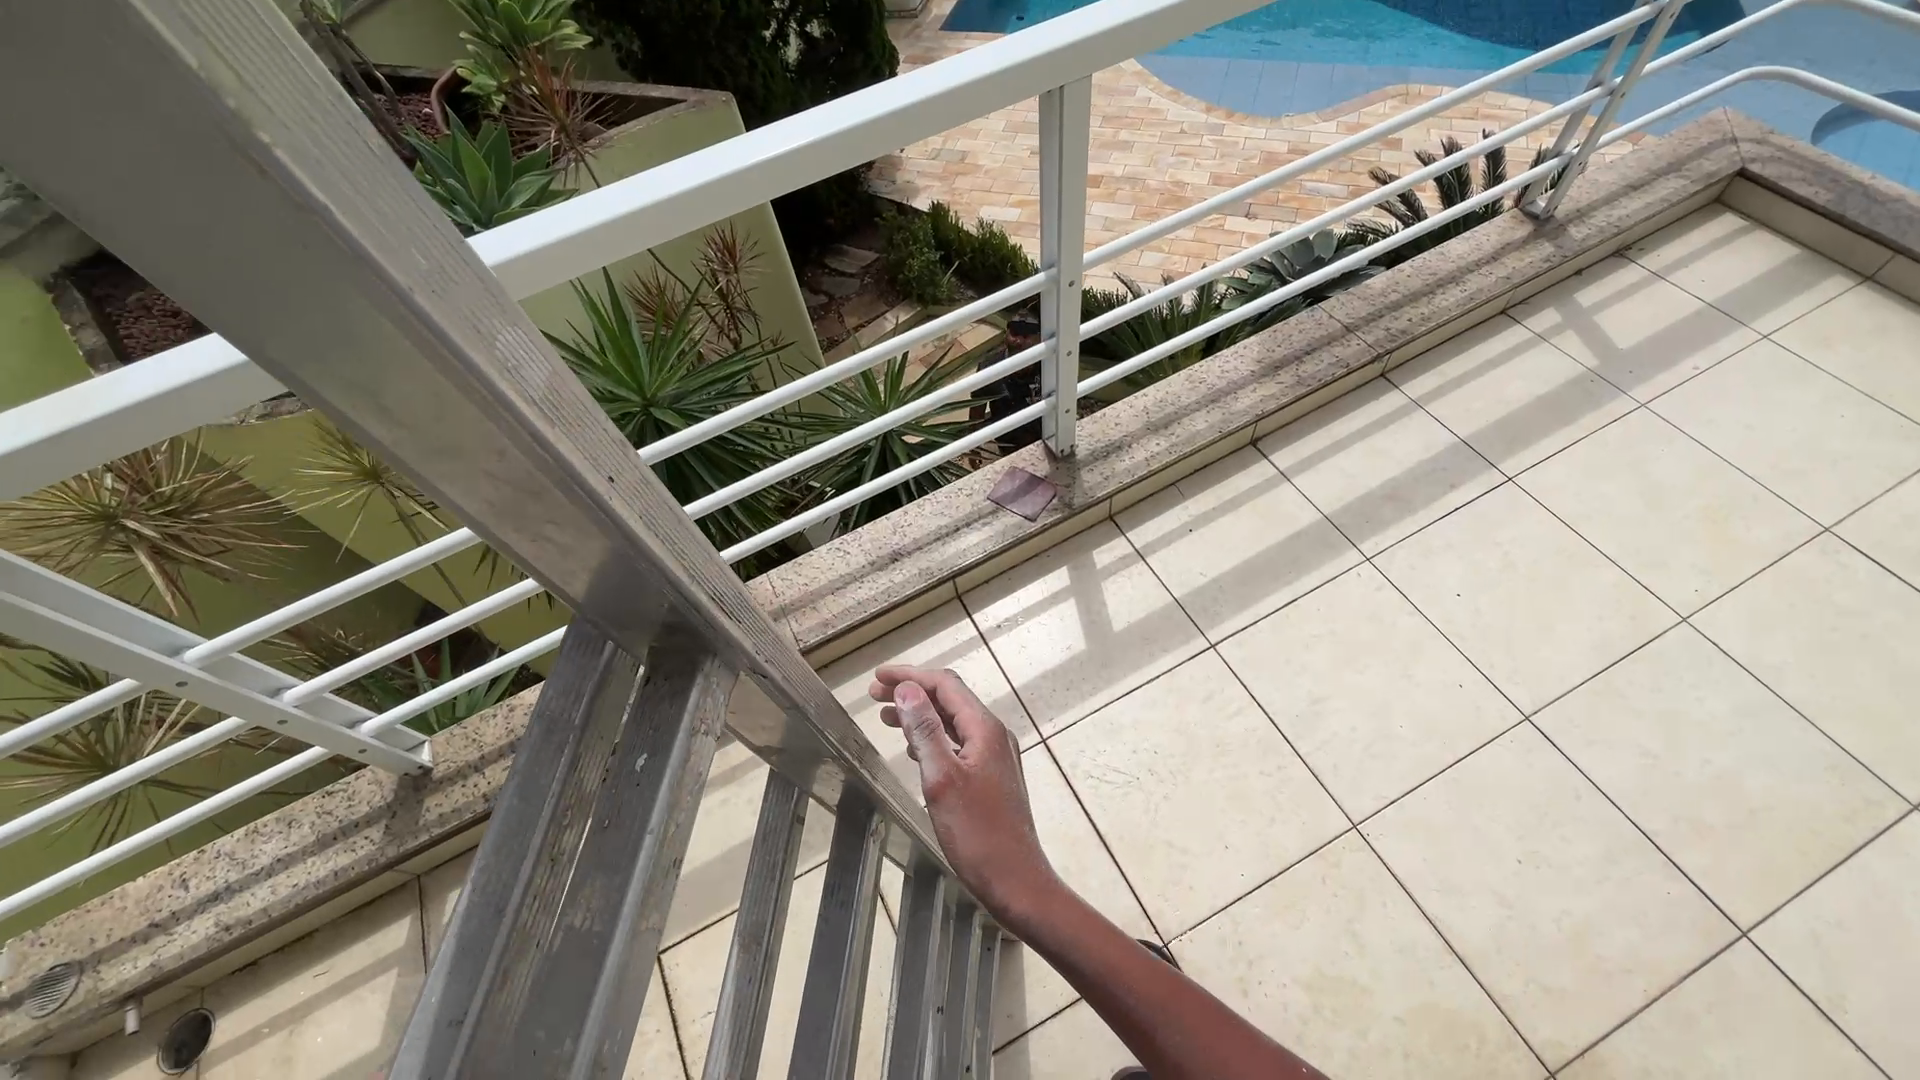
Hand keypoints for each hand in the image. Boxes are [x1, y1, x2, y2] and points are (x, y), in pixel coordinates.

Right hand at [870, 665, 1060, 922]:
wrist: (1015, 880)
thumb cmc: (977, 833)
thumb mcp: (942, 778)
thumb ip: (924, 730)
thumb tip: (907, 689)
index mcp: (985, 729)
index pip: (946, 685)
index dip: (910, 676)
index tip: (877, 678)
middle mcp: (993, 735)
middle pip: (949, 700)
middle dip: (912, 692)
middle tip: (874, 695)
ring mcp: (994, 756)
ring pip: (952, 722)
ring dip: (920, 715)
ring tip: (885, 717)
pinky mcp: (990, 777)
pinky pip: (957, 743)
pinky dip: (932, 738)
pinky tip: (913, 748)